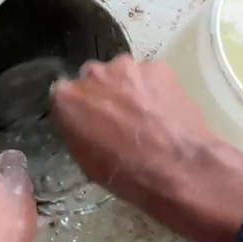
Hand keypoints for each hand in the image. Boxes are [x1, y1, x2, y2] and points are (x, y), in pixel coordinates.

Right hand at [50, 55, 242, 241]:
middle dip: (102, 93)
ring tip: (146, 115)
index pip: (64, 95)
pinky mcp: (157, 67)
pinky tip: (165, 111)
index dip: (79, 110)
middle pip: (92, 78)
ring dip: (128, 88)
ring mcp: (126, 67)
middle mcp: (91, 74)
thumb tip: (83, 122)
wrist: (179, 169)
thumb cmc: (126, 174)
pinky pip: (150, 76)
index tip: (90, 123)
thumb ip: (76, 129)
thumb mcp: (85, 160)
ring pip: (122, 74)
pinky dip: (155, 89)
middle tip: (118, 118)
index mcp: (65, 97)